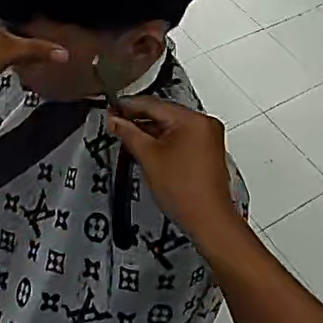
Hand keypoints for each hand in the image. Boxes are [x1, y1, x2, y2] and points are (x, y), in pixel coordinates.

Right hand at [105, 97, 241, 239]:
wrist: (207, 218)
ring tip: (129, 135)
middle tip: (117, 122)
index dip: (129, 106)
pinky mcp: (208, 150)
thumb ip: (129, 134)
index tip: (113, 109)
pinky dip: (165, 140)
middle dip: (140, 119)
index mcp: (193, 120)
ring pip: (173, 126)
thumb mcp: (149, 157)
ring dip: (151, 130)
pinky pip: (182, 137)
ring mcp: (209, 137)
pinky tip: (149, 146)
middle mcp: (205, 124)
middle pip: (165, 113)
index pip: (154, 104)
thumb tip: (117, 121)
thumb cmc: (185, 191)